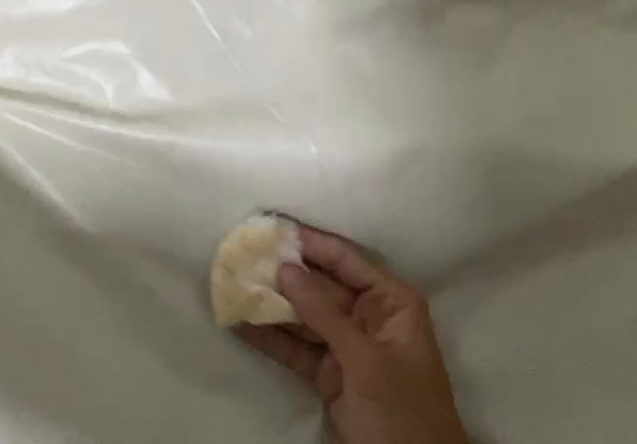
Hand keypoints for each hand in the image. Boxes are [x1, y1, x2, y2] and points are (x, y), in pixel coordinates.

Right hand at [237, 228, 469, 443]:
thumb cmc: (403, 412)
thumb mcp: (365, 361)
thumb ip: (324, 313)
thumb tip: (285, 267)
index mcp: (391, 301)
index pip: (345, 259)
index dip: (309, 242)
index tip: (271, 225)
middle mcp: (369, 315)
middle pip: (320, 284)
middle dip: (283, 272)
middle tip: (242, 253)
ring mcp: (347, 347)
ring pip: (304, 315)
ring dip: (271, 303)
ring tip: (232, 283)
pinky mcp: (329, 375)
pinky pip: (297, 348)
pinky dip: (270, 338)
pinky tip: (240, 323)